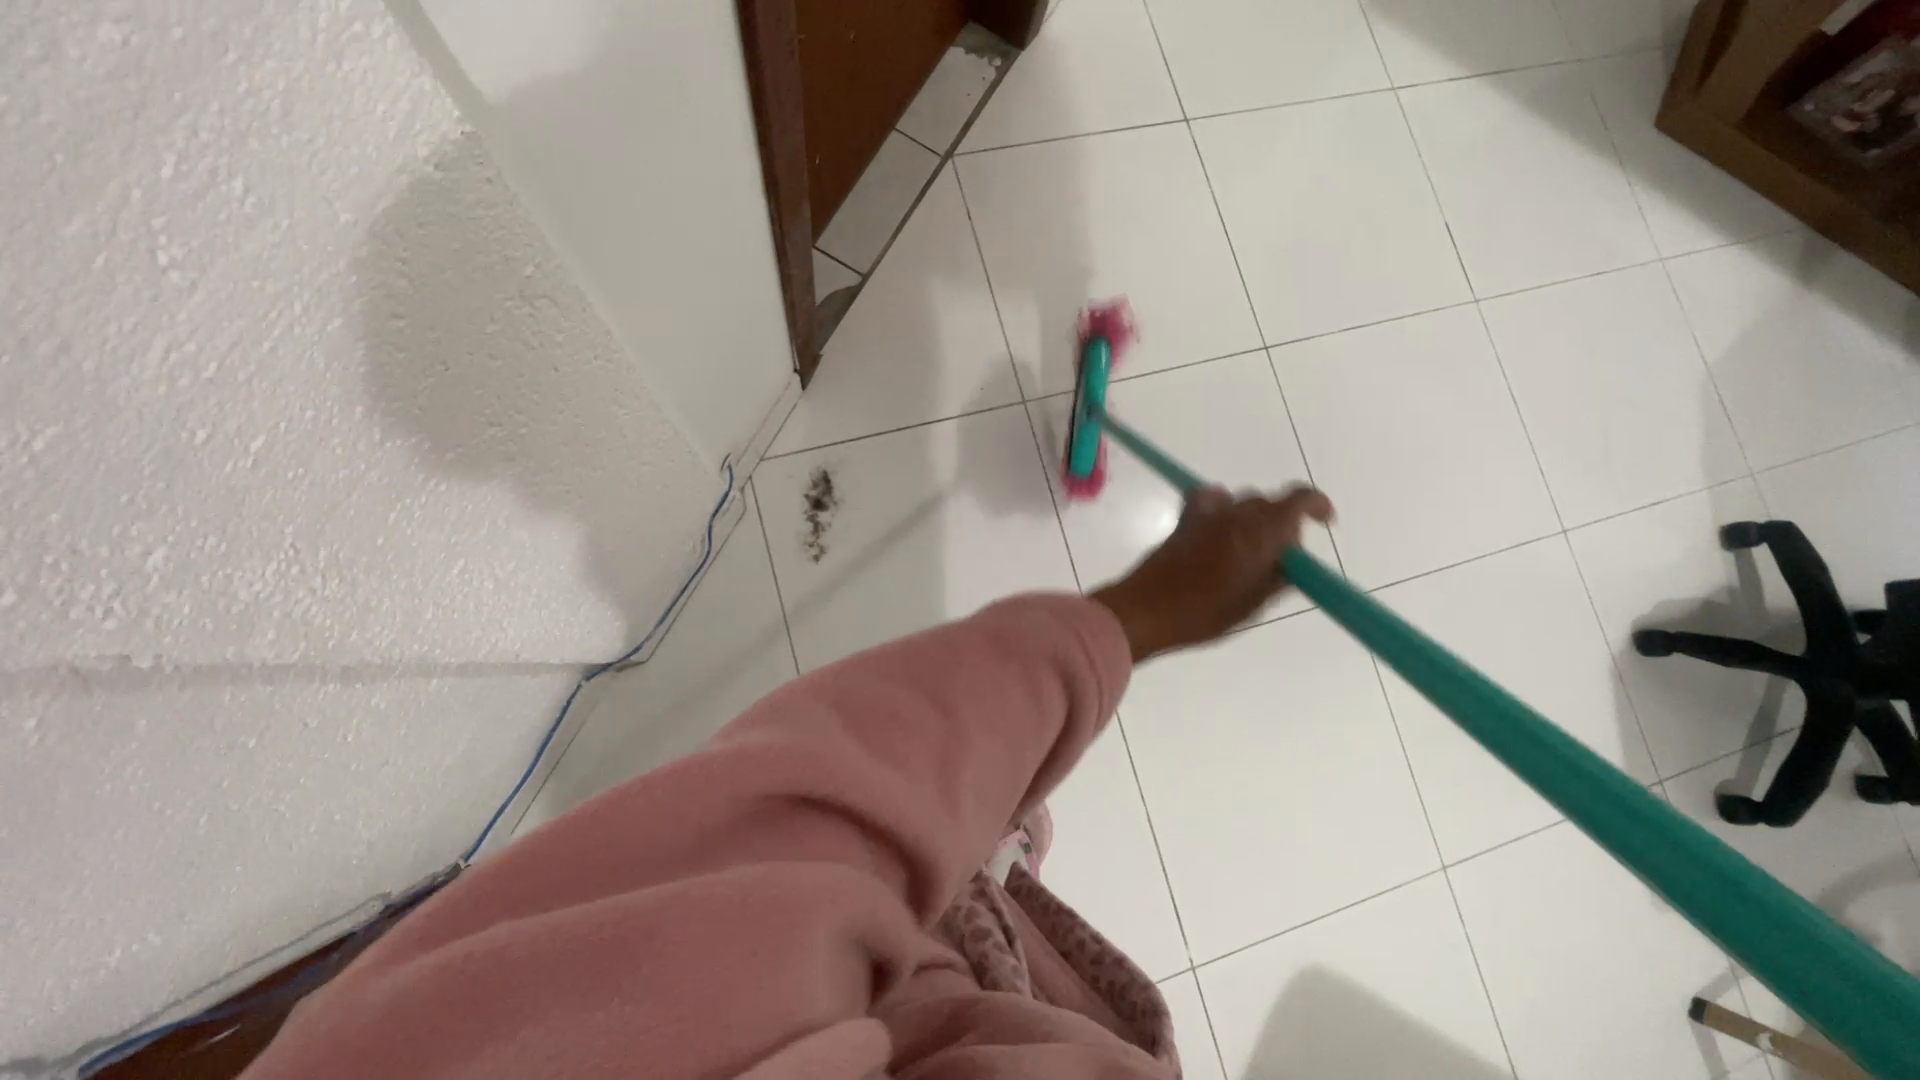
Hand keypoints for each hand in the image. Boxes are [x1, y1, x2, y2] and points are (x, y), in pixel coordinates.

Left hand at [1091, 485, 1334, 661]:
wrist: (1145, 609)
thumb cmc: (1203, 613)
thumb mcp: (1252, 604)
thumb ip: (1278, 578)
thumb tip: (1292, 564)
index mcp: (1260, 531)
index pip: (1299, 499)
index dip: (1316, 505)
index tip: (1324, 522)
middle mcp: (1236, 513)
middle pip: (1270, 504)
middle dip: (1282, 525)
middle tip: (1279, 560)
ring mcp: (1207, 513)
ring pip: (1242, 503)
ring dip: (1252, 520)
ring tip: (1247, 553)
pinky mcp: (1184, 519)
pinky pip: (1211, 500)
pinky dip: (1222, 509)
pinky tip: (1219, 532)